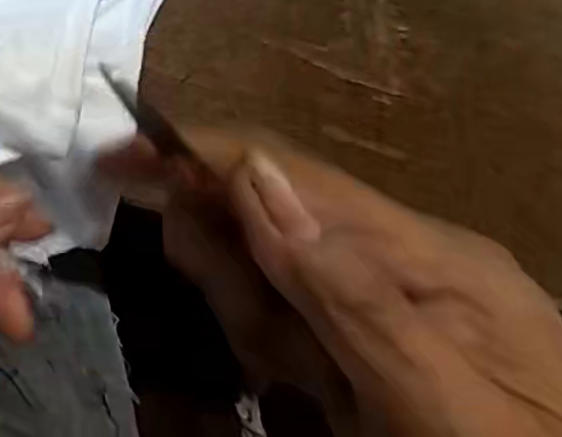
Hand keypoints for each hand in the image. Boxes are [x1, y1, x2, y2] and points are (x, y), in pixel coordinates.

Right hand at [110, 131, 561, 436]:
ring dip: (249, 314)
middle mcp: (401, 261)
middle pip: (266, 213)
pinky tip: (301, 391)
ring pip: (259, 263)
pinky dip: (261, 338)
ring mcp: (376, 304)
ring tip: (306, 390)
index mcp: (434, 255)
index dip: (203, 156)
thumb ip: (348, 290)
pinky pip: (273, 308)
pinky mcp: (353, 342)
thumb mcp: (442, 405)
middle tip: (273, 352)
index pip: (295, 176)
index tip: (120, 155)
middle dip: (231, 262)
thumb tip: (252, 170)